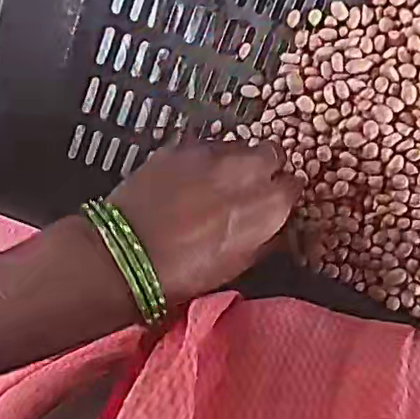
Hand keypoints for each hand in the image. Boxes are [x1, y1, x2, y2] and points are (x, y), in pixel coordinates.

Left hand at [105, 139, 300, 302]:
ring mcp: (212, 152)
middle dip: (265, 168)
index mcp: (268, 203)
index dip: (282, 196)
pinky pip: (204, 147)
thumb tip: (276, 227)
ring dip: (234, 163)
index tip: (273, 206)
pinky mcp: (180, 145)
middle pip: (271, 153)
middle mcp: (247, 168)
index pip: (294, 185)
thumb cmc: (186, 273)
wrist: (125, 254)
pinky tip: (187, 180)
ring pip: (238, 147)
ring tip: (213, 185)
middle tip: (247, 189)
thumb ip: (265, 238)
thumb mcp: (238, 264)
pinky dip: (203, 161)